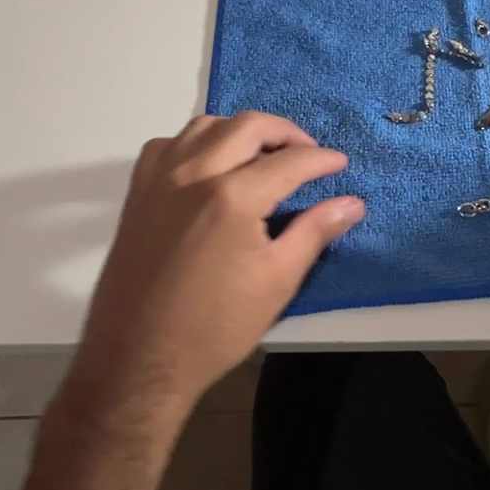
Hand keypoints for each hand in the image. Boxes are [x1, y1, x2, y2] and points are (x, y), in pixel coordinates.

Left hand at [67, 112, 363, 415]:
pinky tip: (210, 166)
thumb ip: (316, 231)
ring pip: (206, 125)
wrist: (138, 363)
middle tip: (308, 154)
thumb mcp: (278, 281)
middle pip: (249, 126)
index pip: (290, 161)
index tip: (340, 164)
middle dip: (286, 133)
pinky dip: (196, 143)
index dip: (322, 160)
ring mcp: (160, 179)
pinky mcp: (137, 193)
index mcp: (233, 196)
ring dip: (241, 131)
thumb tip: (352, 203)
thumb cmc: (215, 327)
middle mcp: (194, 174)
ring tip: (262, 155)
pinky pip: (169, 145)